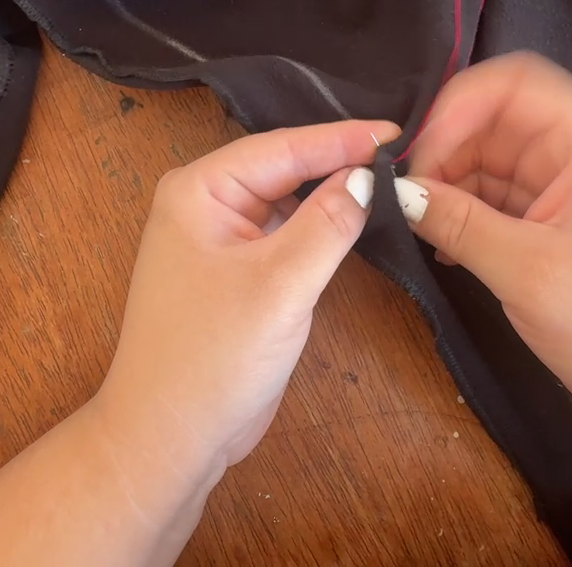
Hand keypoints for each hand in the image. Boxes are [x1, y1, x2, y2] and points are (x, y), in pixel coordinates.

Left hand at [95, 118, 398, 472]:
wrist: (171, 440)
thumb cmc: (213, 357)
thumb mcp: (278, 285)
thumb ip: (327, 224)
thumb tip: (368, 175)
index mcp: (200, 189)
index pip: (281, 148)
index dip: (340, 138)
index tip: (397, 131)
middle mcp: (208, 203)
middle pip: (284, 169)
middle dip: (338, 161)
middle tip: (401, 153)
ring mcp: (223, 237)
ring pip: (288, 200)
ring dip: (332, 192)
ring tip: (389, 177)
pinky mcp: (240, 269)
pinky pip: (287, 232)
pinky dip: (321, 225)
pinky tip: (356, 217)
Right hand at [401, 52, 571, 456]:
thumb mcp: (533, 275)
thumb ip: (459, 224)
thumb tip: (394, 191)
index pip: (513, 83)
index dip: (458, 105)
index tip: (418, 154)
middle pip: (493, 121)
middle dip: (445, 152)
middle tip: (406, 200)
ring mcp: (566, 186)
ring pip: (489, 160)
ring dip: (450, 187)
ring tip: (421, 229)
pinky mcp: (555, 219)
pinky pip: (497, 197)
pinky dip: (465, 214)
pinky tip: (444, 247)